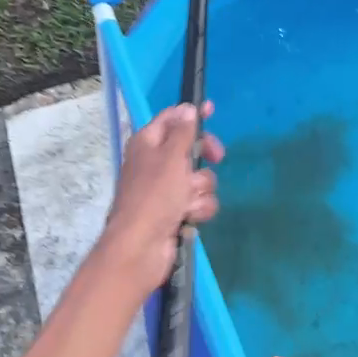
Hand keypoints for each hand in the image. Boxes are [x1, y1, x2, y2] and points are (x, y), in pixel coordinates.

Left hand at [98, 101, 222, 291]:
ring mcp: (166, 189)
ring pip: (199, 177)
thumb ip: (183, 132)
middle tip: (216, 156)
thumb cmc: (154, 196)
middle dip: (203, 155)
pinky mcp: (176, 212)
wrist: (141, 248)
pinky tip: (189, 216)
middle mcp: (156, 163)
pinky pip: (199, 201)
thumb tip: (188, 109)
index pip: (171, 118)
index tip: (212, 109)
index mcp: (147, 143)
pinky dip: (198, 208)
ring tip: (188, 201)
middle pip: (189, 148)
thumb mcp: (171, 157)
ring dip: (200, 189)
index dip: (190, 114)